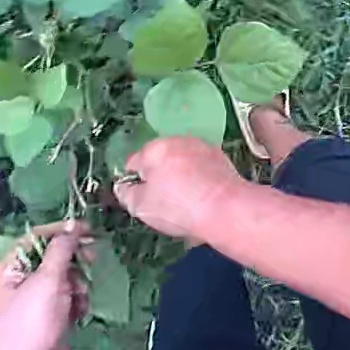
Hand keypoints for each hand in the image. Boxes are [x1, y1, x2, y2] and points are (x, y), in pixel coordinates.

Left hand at [0, 221, 88, 349]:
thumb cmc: (34, 324)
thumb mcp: (48, 280)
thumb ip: (61, 248)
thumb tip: (72, 226)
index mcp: (4, 273)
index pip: (33, 239)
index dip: (59, 232)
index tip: (85, 229)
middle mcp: (14, 286)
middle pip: (48, 259)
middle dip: (71, 261)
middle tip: (91, 258)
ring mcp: (30, 305)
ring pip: (60, 279)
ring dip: (76, 283)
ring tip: (81, 296)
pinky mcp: (46, 320)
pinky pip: (64, 299)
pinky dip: (75, 301)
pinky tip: (80, 311)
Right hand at [114, 137, 250, 240]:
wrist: (225, 208)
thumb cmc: (178, 207)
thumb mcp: (141, 207)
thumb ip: (126, 194)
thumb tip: (124, 187)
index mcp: (154, 149)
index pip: (134, 163)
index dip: (135, 183)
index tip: (143, 199)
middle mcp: (177, 140)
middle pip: (160, 160)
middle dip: (160, 178)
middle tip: (165, 204)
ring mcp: (201, 146)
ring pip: (182, 162)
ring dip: (180, 177)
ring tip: (187, 203)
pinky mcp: (220, 156)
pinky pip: (201, 167)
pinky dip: (199, 178)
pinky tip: (203, 197)